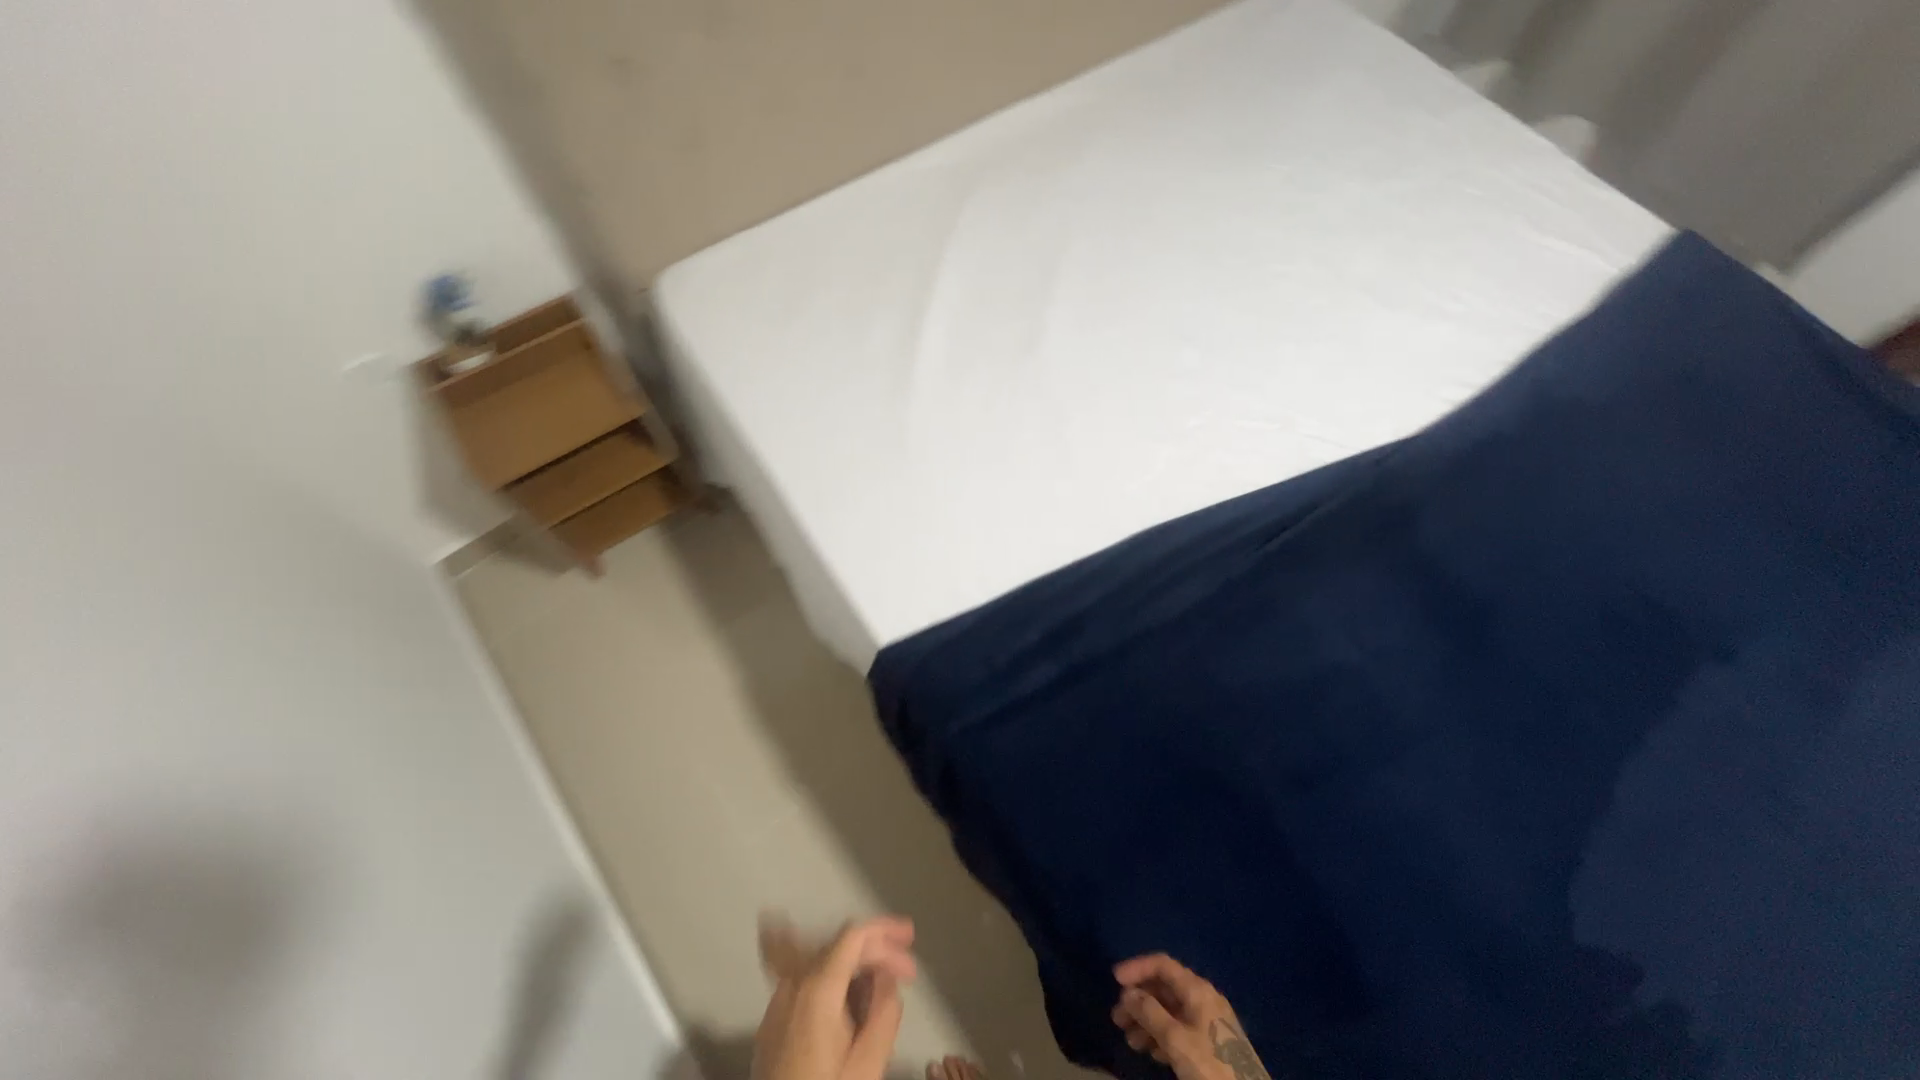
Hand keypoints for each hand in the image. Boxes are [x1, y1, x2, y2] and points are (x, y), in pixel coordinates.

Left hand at [754, 916, 917, 1079]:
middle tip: (905, 965)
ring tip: (879, 967)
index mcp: (817, 989)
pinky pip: (799, 978)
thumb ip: (884, 1012)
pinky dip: (825, 970)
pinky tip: (839, 978)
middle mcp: (792, 986)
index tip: (910, 938)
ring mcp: (776, 1003)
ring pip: (815, 958)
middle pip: (835, 945)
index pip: (853, 936)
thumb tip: (886, 977)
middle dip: (873, 947)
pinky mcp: (771, 1024)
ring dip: (850, 958)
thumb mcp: (868, 1063)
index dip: (885, 930)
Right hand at [1112, 954, 1271, 1079]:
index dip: (1137, 968)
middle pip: (1164, 988)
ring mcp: (1207, 1020)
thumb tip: (1128, 993)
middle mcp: (1202, 998)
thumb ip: (1149, 1013)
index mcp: (1197, 990)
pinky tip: (1150, 1051)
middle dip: (1138, 1000)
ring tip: (1130, 1039)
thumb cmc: (1210, 1063)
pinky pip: (1178, 1028)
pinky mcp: (1210, 1041)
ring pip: (1169, 1010)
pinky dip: (1160, 1035)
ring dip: (1146, 1020)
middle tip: (1117, 1018)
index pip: (1162, 965)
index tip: (1114, 981)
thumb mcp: (1175, 1038)